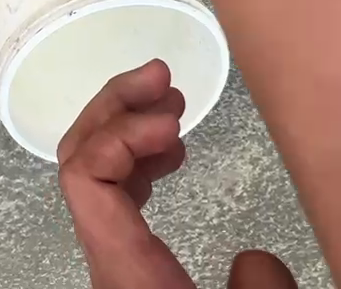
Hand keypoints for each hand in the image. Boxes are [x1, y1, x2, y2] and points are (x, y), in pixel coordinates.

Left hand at [59, 61, 300, 288]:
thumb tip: (258, 256)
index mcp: (122, 266)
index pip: (83, 175)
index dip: (119, 133)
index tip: (171, 121)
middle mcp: (105, 253)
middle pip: (82, 155)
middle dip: (118, 105)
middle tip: (162, 75)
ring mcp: (112, 253)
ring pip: (95, 168)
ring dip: (130, 124)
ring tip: (172, 100)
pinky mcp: (127, 262)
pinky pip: (115, 191)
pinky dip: (137, 157)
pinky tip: (171, 148)